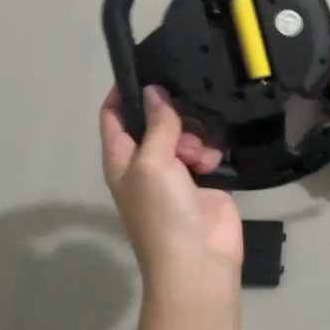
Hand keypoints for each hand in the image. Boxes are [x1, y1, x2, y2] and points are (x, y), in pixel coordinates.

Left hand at [100, 87, 241, 295]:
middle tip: (184, 121)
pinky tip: (215, 161)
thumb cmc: (163, 213)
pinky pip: (208, 151)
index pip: (114, 116)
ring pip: (185, 133)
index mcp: (121, 159)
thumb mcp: (152, 163)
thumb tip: (155, 92)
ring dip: (196, 135)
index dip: (124, 92)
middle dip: (172, 114)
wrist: (197, 262)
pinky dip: (212, 150)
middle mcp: (146, 163)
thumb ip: (156, 125)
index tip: (145, 67)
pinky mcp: (205, 182)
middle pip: (155, 121)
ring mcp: (176, 173)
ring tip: (201, 154)